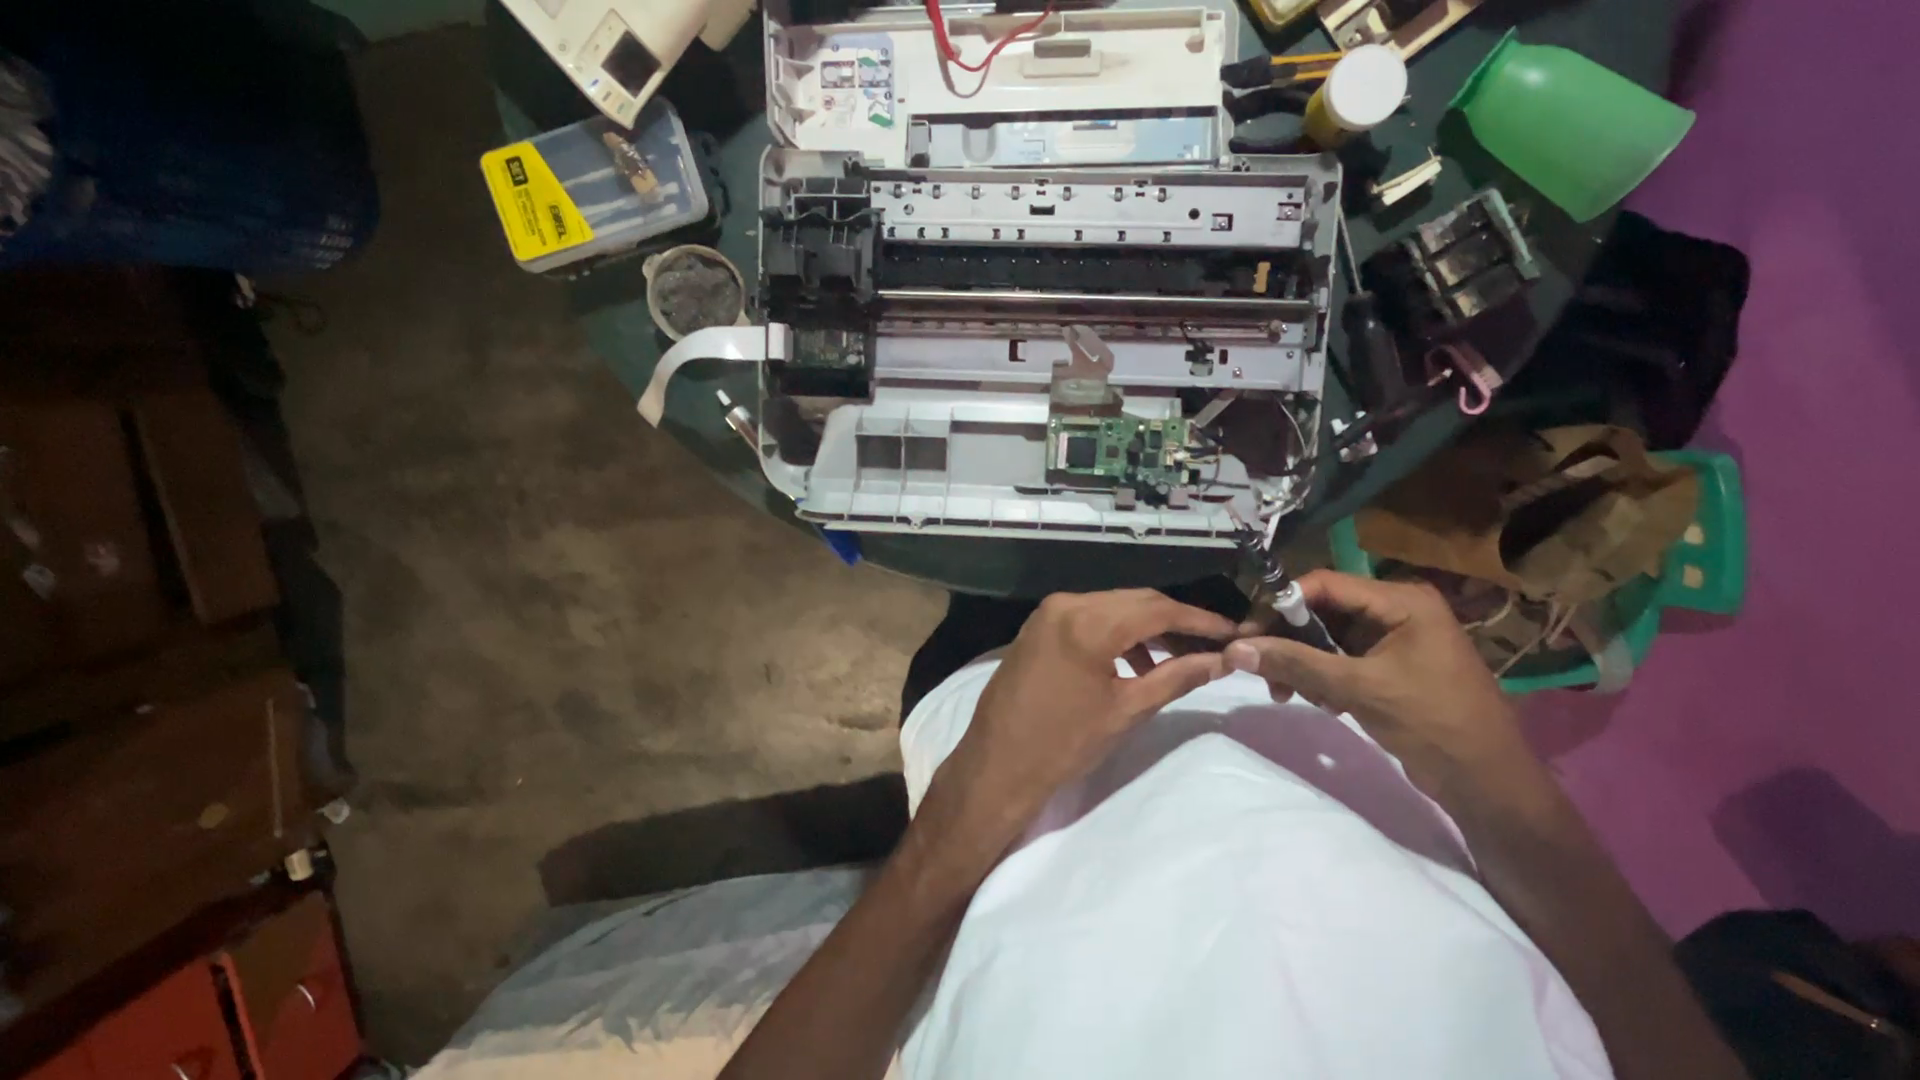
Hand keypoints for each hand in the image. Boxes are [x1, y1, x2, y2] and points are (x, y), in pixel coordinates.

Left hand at [919, 589, 1235, 857]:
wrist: (998, 765)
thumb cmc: (1065, 743)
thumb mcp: (1127, 710)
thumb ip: (1176, 677)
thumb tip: (1220, 660)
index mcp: (1088, 622)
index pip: (1158, 610)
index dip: (1200, 621)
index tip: (1232, 634)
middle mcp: (1067, 604)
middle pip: (1136, 601)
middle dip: (1176, 621)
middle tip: (1211, 645)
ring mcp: (1048, 613)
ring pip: (1113, 607)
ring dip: (1146, 628)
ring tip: (1177, 659)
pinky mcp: (1038, 626)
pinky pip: (1089, 618)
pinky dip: (1117, 633)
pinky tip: (1136, 663)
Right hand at [1223, 571, 1530, 797]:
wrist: (1486, 779)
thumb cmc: (1430, 721)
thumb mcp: (1357, 688)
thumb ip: (1296, 663)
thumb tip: (1236, 648)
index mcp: (1401, 600)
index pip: (1324, 584)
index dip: (1280, 605)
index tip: (1246, 633)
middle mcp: (1398, 610)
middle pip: (1323, 610)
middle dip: (1290, 640)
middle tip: (1261, 671)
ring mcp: (1396, 639)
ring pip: (1328, 638)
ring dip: (1303, 664)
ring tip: (1290, 695)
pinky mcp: (1391, 667)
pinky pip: (1342, 659)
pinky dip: (1323, 677)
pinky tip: (1322, 704)